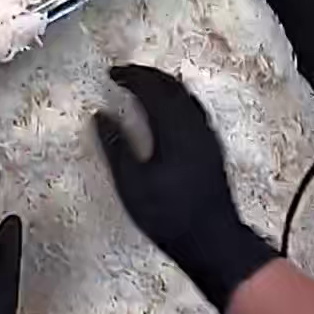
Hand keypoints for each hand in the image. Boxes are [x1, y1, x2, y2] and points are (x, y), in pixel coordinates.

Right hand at [93, 65, 277, 311]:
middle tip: (124, 73)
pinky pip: (192, 105)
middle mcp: (193, 121)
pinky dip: (176, 95)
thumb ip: (115, 146)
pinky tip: (168, 107)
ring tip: (142, 84)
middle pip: (170, 84)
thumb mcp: (132, 185)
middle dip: (145, 74)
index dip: (130, 76)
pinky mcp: (212, 142)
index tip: (112, 73)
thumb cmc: (168, 215)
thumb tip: (100, 115)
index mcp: (173, 126)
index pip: (150, 87)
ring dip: (162, 82)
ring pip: (184, 93)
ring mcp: (206, 131)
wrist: (214, 240)